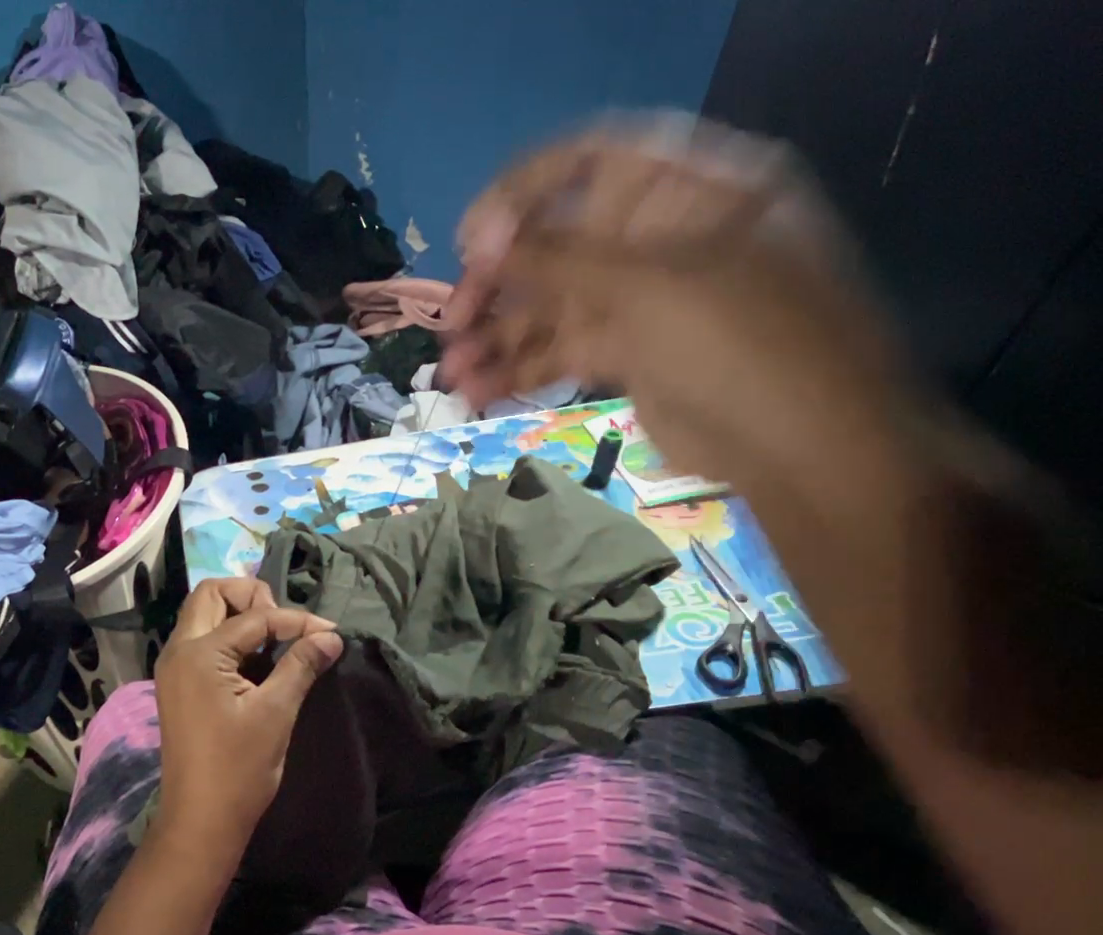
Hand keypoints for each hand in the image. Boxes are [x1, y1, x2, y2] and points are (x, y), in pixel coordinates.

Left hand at [152, 578, 343, 862]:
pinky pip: (201, 641)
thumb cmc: (238, 768)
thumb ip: (301, 666)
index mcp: (198, 653)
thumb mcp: (276, 712)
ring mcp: (174, 667)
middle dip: (252, 598)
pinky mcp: (179, 684)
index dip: (295, 620)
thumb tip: (330, 637)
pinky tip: (258, 660)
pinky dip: (229, 637)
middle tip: (286, 625)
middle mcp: (178, 650)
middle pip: (211, 596)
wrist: (200, 819)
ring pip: (203, 616)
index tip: (330, 633)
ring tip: (277, 640)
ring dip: (240, 616)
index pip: (252, 616)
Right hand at [438, 112, 908, 490]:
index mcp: (687, 194)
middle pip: (556, 241)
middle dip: (498, 283)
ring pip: (549, 303)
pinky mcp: (627, 353)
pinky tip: (475, 392)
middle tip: (453, 321)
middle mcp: (659, 238)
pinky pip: (558, 350)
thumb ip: (557, 258)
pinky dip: (516, 371)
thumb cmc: (744, 346)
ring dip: (496, 336)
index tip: (472, 241)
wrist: (805, 448)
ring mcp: (642, 298)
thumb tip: (480, 237)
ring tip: (451, 372)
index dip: (523, 194)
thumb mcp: (649, 287)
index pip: (589, 164)